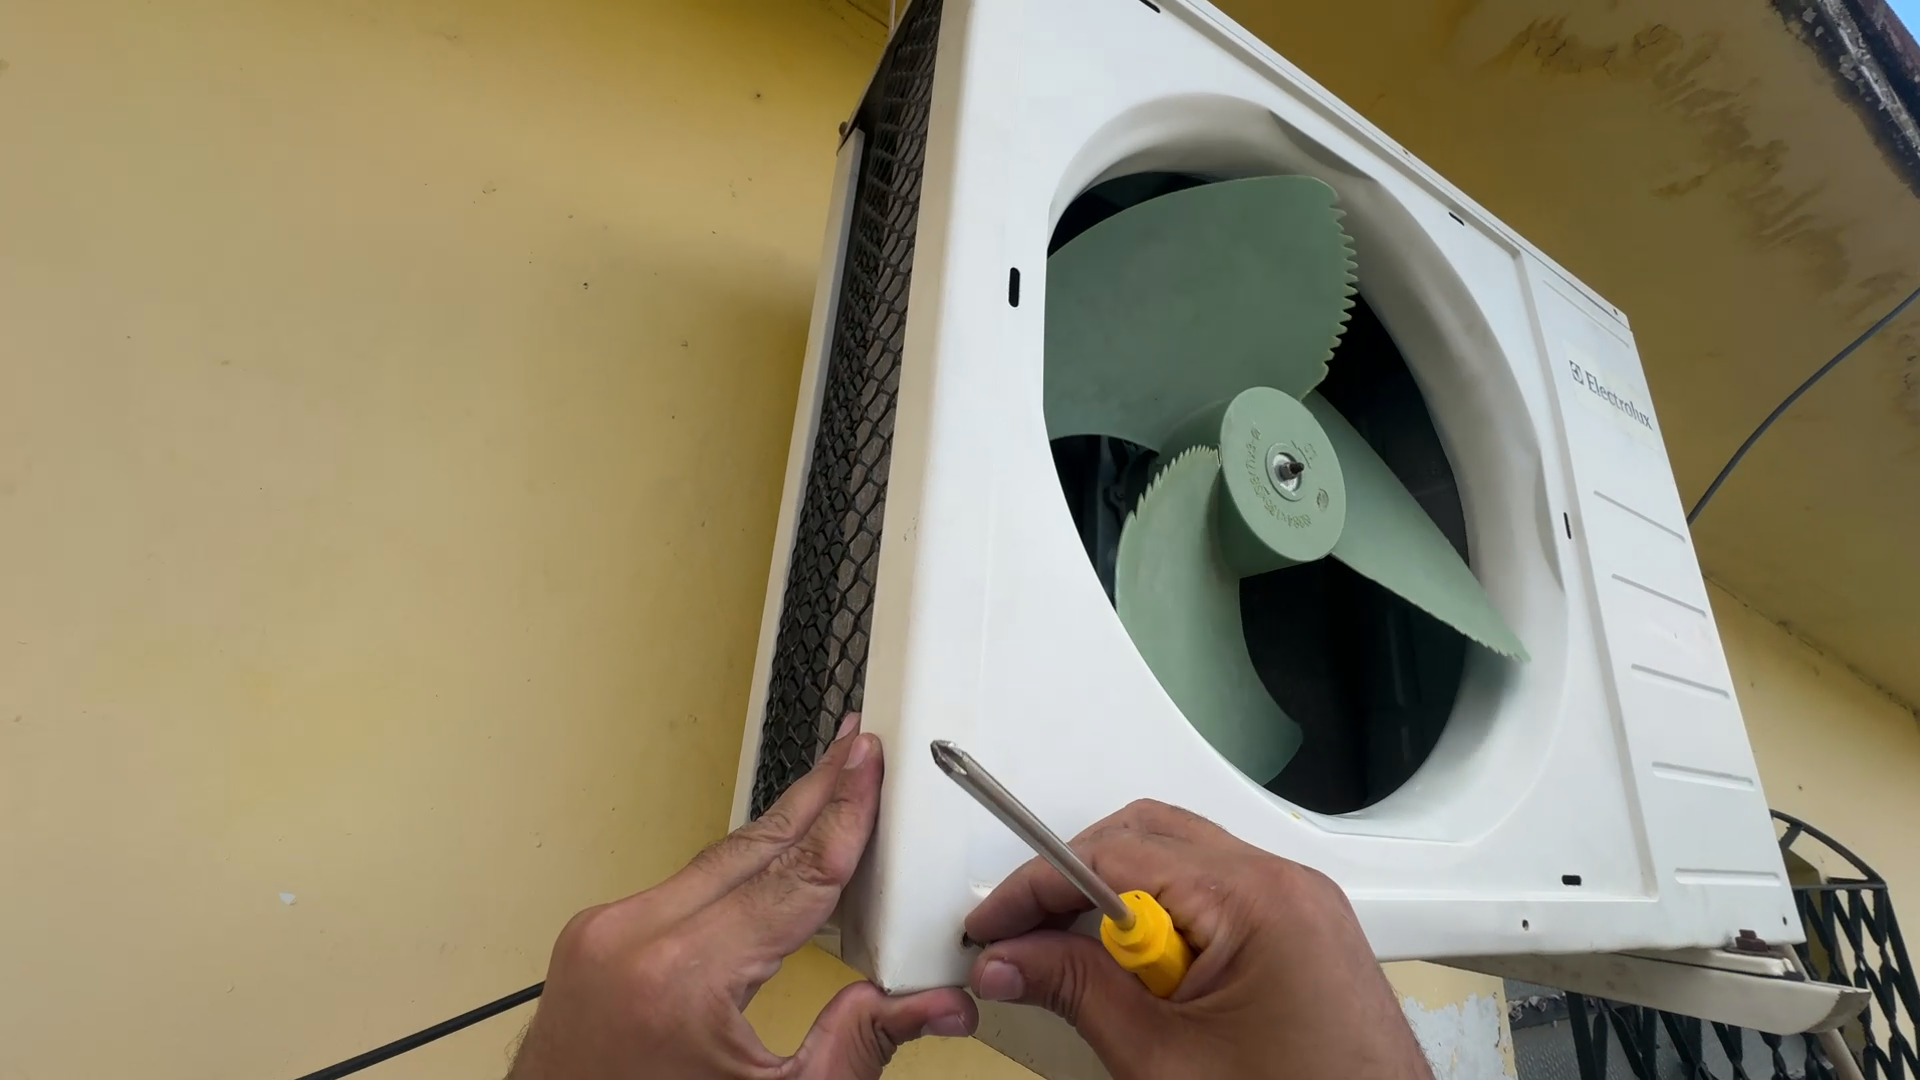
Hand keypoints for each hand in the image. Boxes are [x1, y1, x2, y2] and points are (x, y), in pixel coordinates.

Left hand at [510, 715, 977, 1079]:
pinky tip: (777, 838)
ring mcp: (608, 928)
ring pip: (723, 851)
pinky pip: (691, 877)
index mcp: (680, 980)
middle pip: (756, 840)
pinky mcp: (599, 931)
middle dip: (818, 786)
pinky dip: (744, 855)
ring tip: (830, 777)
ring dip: (784, 817)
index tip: (869, 761)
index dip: (844, 813)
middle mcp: (633, 937)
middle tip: (856, 741)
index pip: (794, 873)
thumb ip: (859, 1046)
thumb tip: (934, 1005)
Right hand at [965, 800, 1429, 1079]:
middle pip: (1146, 834)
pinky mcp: (1297, 924)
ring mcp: (1295, 898)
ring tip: (1083, 956)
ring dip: (1116, 892)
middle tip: (1027, 931)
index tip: (994, 922)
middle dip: (1076, 875)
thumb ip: (1078, 993)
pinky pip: (1208, 886)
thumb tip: (1005, 959)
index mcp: (1257, 900)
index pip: (1118, 857)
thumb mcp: (1166, 1066)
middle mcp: (1282, 879)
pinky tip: (1143, 966)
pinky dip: (1160, 911)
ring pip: (1174, 853)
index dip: (1041, 882)